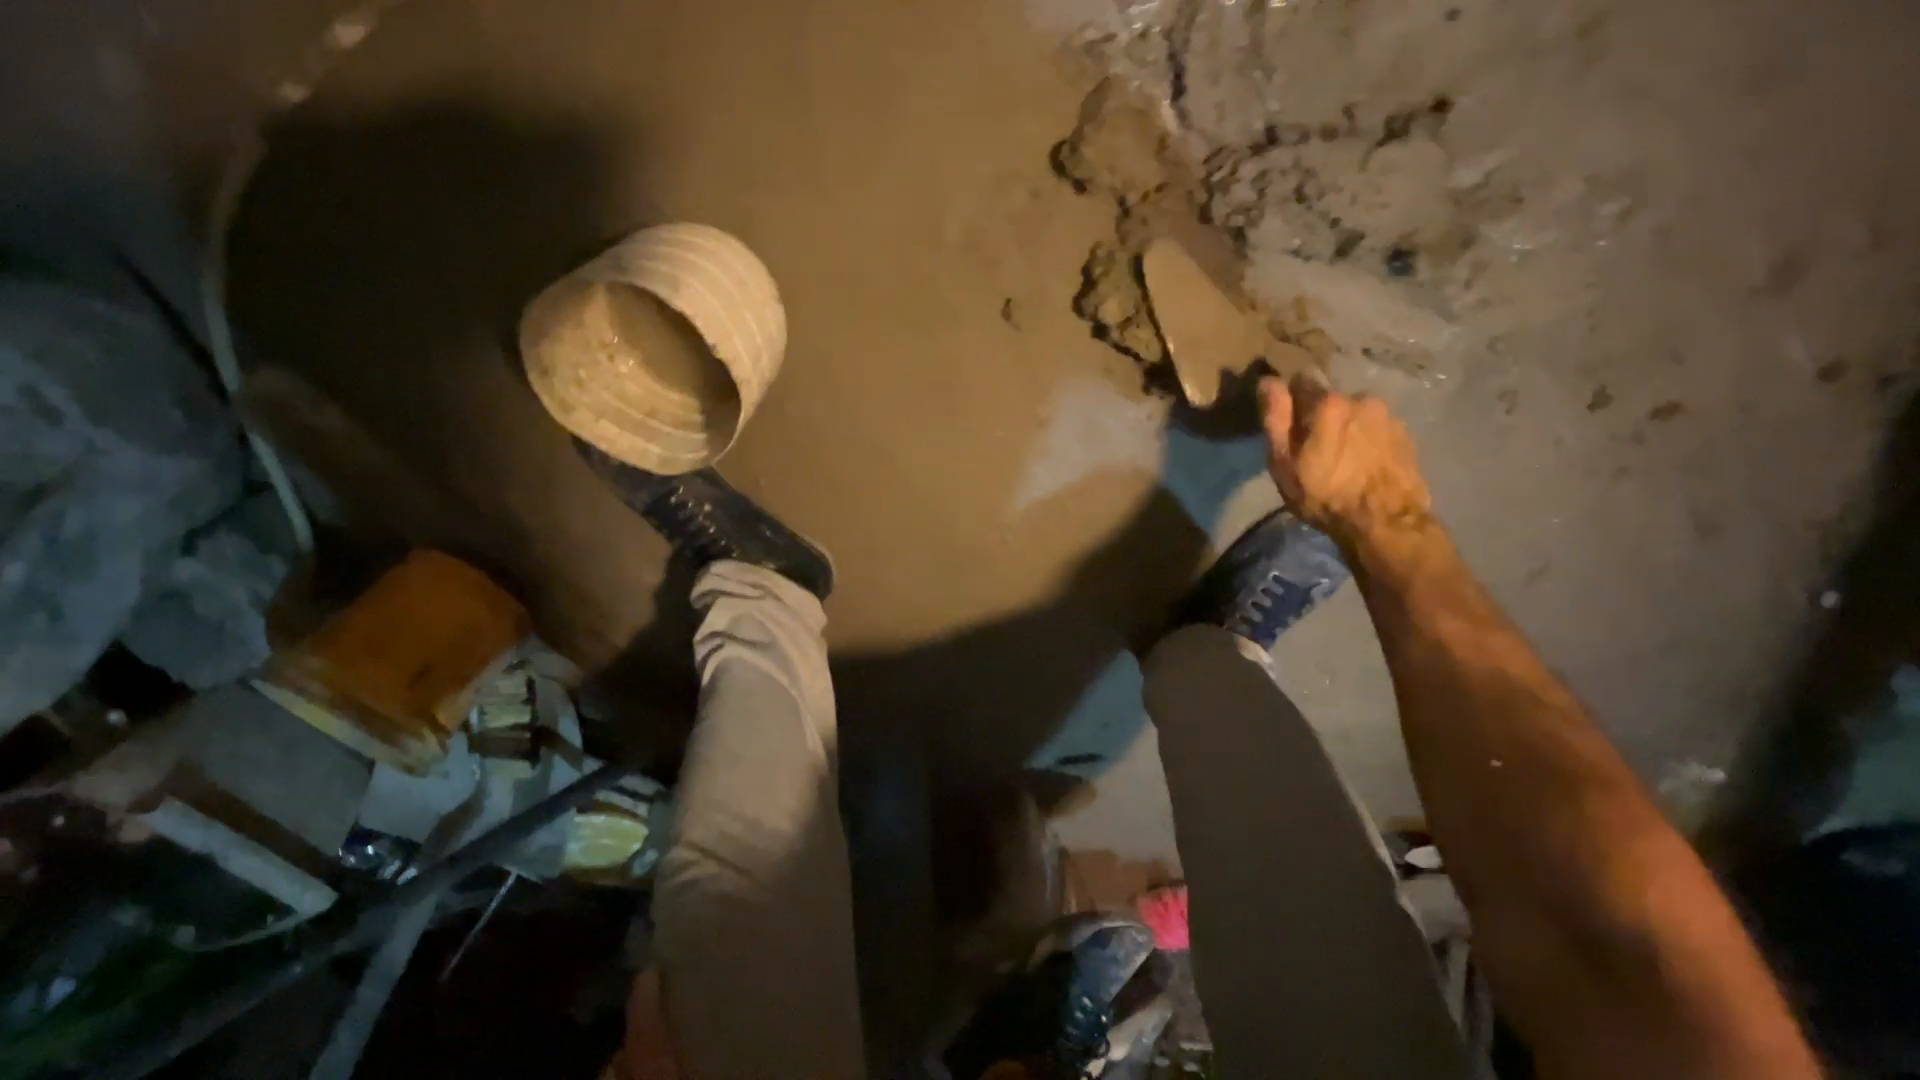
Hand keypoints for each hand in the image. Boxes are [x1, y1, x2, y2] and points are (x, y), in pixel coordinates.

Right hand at [1258, 375, 1433, 545]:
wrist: (1385, 522)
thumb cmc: (1325, 494)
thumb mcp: (1285, 462)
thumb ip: (1275, 418)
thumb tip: (1268, 381)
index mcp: (1327, 402)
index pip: (1301, 381)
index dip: (1291, 402)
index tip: (1288, 427)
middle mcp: (1360, 398)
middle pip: (1331, 398)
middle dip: (1321, 416)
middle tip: (1316, 450)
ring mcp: (1388, 415)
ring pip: (1356, 413)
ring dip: (1347, 427)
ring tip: (1343, 459)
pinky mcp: (1405, 434)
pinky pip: (1376, 428)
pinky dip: (1367, 439)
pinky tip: (1364, 465)